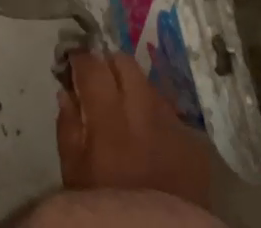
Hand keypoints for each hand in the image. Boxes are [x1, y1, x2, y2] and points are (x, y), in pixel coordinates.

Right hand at [55, 51, 212, 207]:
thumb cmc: (105, 202)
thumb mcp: (73, 168)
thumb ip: (67, 125)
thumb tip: (67, 92)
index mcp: (109, 118)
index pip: (93, 67)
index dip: (80, 58)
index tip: (73, 61)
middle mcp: (144, 113)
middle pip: (125, 64)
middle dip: (109, 64)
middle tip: (99, 80)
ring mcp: (173, 125)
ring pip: (150, 86)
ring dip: (134, 89)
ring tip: (125, 109)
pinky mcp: (194, 143)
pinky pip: (171, 114)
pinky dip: (156, 116)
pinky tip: (150, 137)